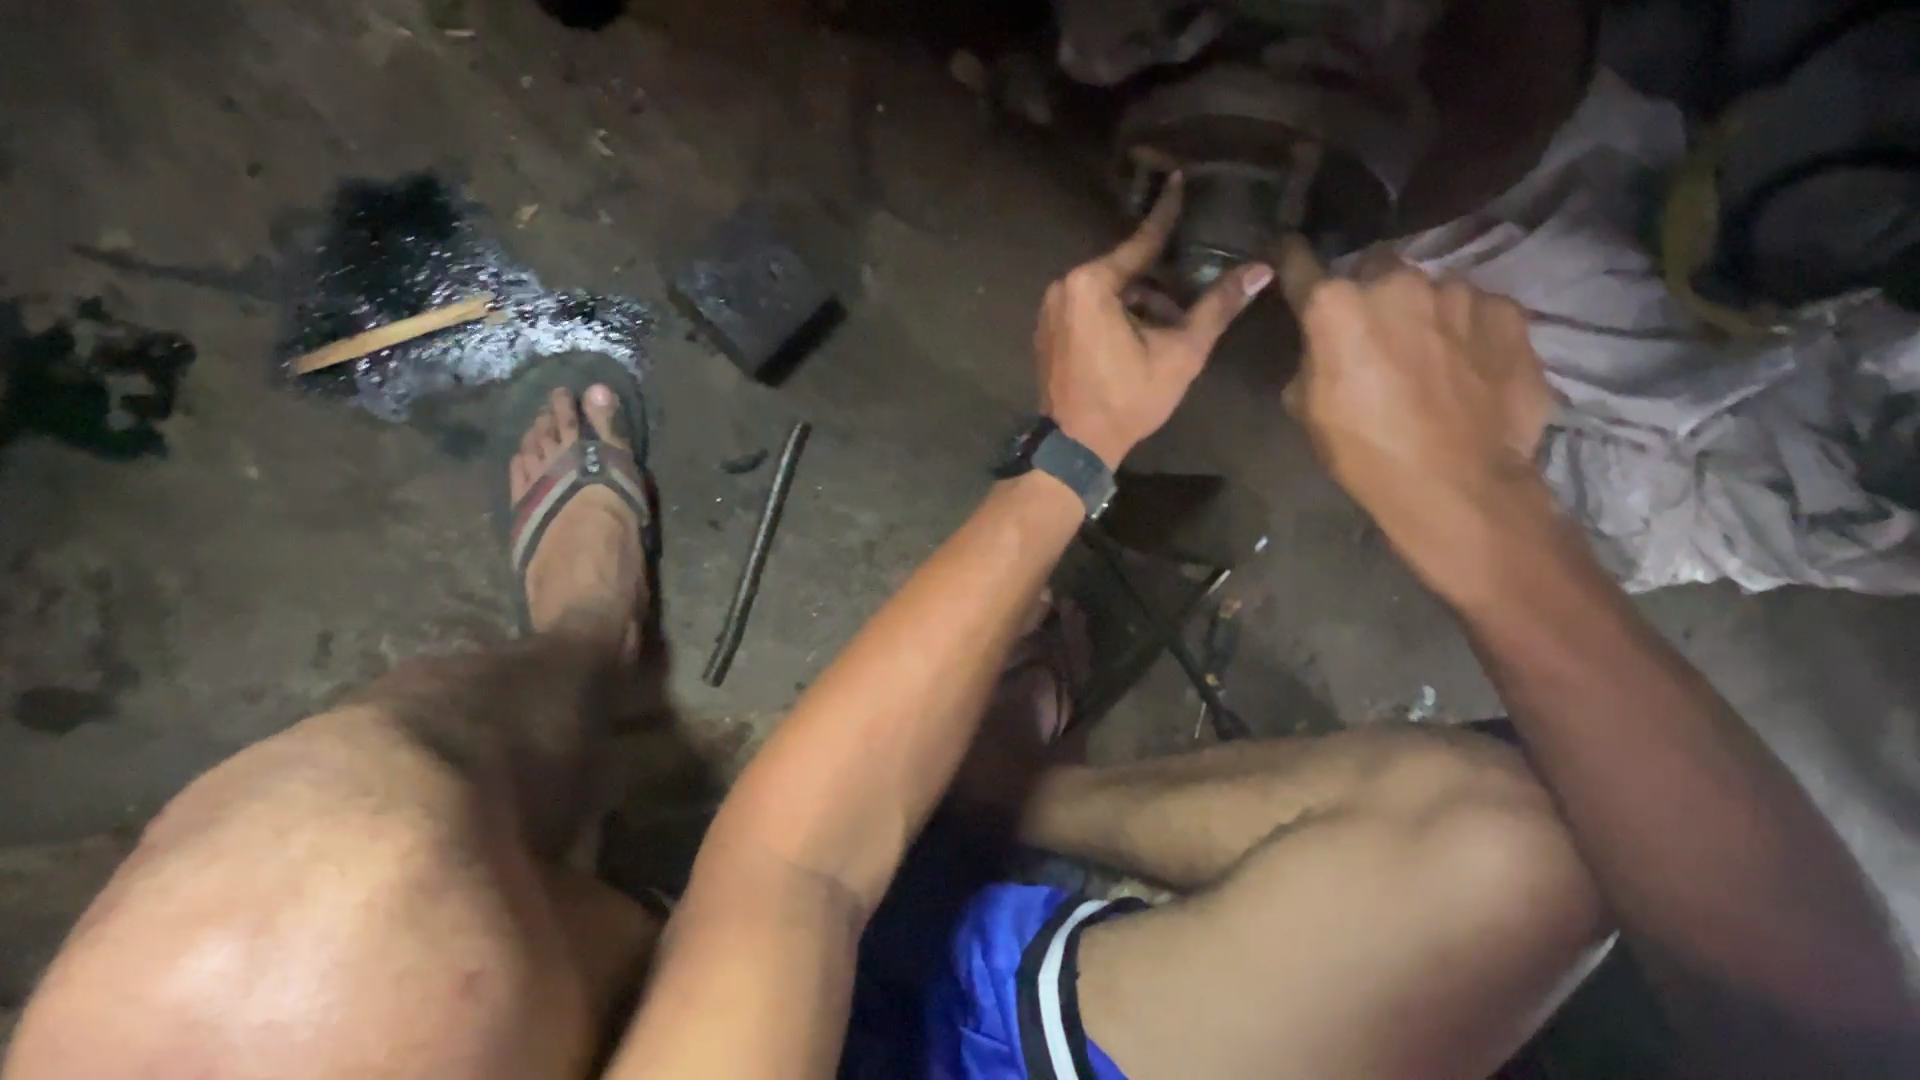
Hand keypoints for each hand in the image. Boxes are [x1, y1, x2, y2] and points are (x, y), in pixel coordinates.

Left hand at [1035, 174, 1273, 466]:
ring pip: (1107, 293)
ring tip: (1171, 327)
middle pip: (1124, 271)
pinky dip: (1116, 316)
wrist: (1076, 447)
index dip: (1167, 217)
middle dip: (1159, 282)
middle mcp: (1063, 288)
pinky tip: (1141, 338)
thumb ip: (1217, 308)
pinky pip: (1088, 310)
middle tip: (1192, 295)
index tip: (1180, 183)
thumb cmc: (1126, 400)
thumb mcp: (1179, 353)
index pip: (1140, 243)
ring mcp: (1050, 311)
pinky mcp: (1047, 333)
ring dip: (1139, 304)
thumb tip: (1261, 270)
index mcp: (1090, 284)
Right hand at [1277, 237, 1558, 603]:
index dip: (1291, 259)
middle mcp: (1395, 282)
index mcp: (1335, 305)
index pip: (1300, 263)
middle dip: (1370, 289)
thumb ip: (1312, 361)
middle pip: (1374, 267)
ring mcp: (1457, 292)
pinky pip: (1476, 310)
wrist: (1456, 482)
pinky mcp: (1506, 312)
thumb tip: (1324, 349)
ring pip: (1430, 289)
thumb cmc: (1364, 450)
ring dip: (1422, 311)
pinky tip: (1468, 366)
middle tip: (1374, 329)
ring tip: (1430, 355)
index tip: (1288, 253)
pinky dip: (1467, 330)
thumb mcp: (1308, 410)